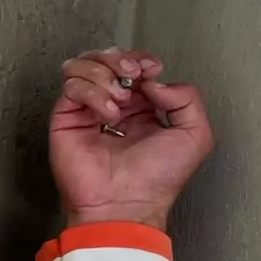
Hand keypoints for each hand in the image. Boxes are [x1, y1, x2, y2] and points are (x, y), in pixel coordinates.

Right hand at [49, 48, 212, 232]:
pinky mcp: (65, 117)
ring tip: (118, 100)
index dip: (140, 59)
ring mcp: (85, 110)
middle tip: (131, 76)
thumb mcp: (195, 136)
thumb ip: (187, 98)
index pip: (133, 65)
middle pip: (104, 58)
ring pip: (82, 66)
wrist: (126, 202)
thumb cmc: (157, 179)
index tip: (150, 70)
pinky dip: (91, 93)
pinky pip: (71, 87)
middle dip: (119, 59)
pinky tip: (106, 114)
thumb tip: (152, 82)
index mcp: (141, 107)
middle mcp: (112, 104)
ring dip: (103, 75)